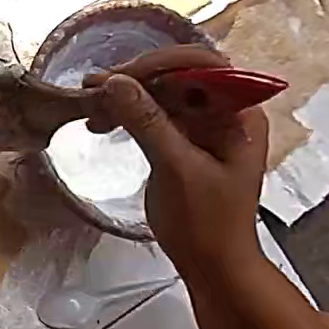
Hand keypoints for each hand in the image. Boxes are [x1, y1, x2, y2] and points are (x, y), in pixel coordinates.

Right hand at [82, 47, 267, 272]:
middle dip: (135, 78)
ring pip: (159, 94)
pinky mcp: (179, 141)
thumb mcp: (176, 167)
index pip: (203, 66)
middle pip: (177, 76)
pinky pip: (150, 115)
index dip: (162, 63)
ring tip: (89, 100)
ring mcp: (200, 127)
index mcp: (239, 114)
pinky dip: (124, 114)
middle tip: (94, 86)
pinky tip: (100, 120)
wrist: (212, 265)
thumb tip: (114, 82)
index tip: (121, 76)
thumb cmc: (206, 221)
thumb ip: (147, 121)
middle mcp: (223, 113)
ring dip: (124, 95)